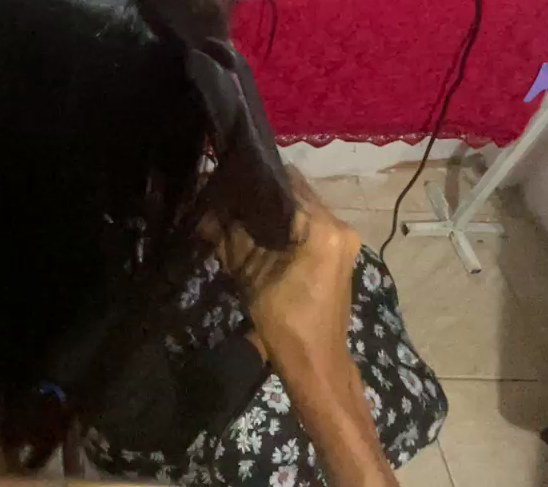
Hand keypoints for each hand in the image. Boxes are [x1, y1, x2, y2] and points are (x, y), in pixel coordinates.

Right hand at [210, 173, 399, 486]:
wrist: (316, 364)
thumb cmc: (284, 321)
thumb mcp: (249, 273)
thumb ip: (228, 233)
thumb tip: (204, 205)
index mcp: (322, 227)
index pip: (282, 185)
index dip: (250, 184)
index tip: (224, 182)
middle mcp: (339, 224)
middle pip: (294, 191)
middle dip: (261, 194)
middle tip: (228, 196)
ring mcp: (343, 236)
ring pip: (301, 205)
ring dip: (273, 207)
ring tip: (240, 210)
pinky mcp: (339, 248)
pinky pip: (309, 221)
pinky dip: (286, 221)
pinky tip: (260, 227)